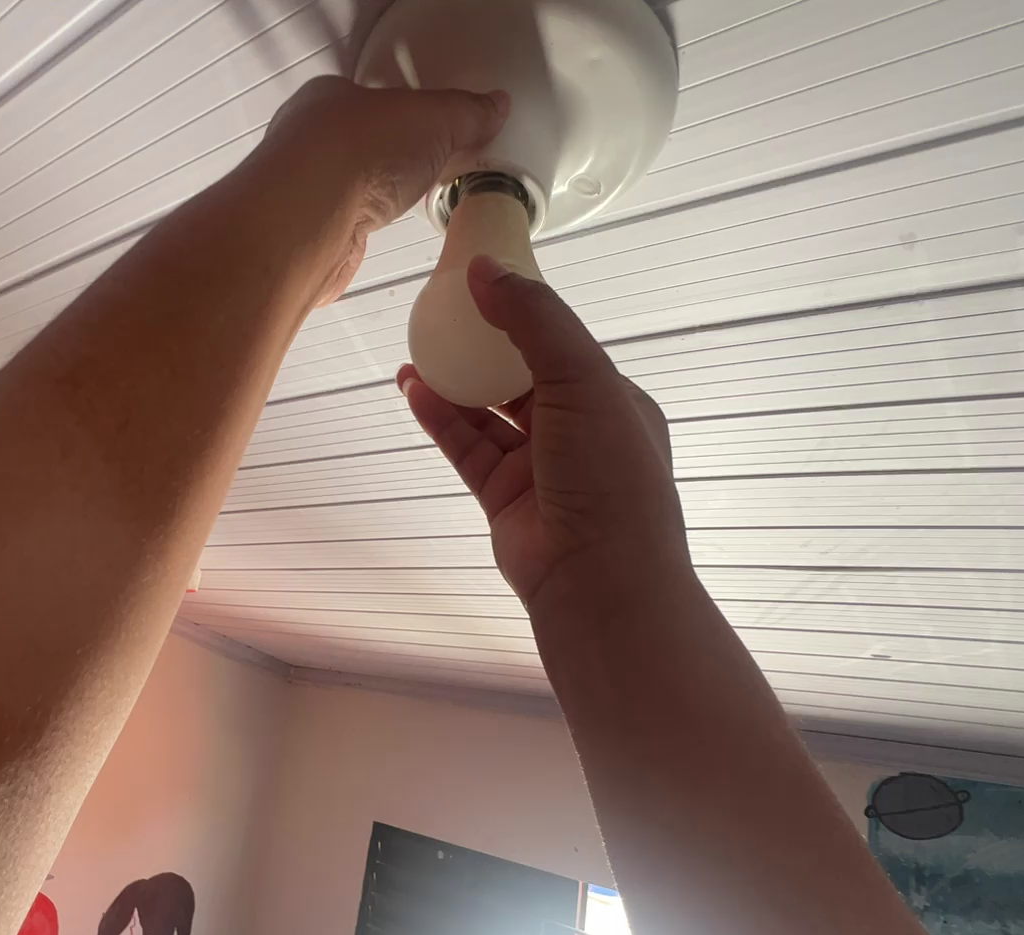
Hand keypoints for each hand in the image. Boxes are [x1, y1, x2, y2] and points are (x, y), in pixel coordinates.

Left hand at [256, 76, 506, 302]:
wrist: (312, 221)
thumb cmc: (354, 155)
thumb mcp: (433, 118)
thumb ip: (465, 113)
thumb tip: (491, 108)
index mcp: (329, 99)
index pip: (370, 101)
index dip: (402, 115)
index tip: (427, 130)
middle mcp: (306, 145)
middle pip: (355, 148)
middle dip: (387, 162)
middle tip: (421, 172)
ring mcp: (303, 195)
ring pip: (343, 193)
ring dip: (370, 201)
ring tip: (401, 206)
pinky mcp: (307, 239)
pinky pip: (338, 232)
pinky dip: (357, 236)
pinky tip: (373, 237)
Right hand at [398, 256, 691, 611]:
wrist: (595, 577)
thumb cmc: (606, 472)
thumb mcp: (582, 378)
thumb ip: (534, 320)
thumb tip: (484, 268)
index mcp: (609, 399)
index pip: (561, 345)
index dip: (521, 315)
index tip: (480, 289)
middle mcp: (574, 431)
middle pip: (519, 378)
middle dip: (481, 349)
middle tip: (441, 319)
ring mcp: (536, 466)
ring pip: (487, 414)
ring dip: (453, 384)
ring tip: (415, 353)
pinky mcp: (501, 496)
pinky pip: (467, 447)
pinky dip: (441, 418)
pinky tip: (414, 390)